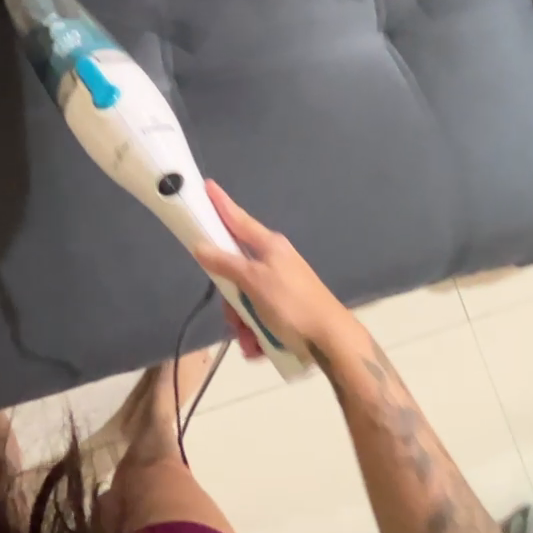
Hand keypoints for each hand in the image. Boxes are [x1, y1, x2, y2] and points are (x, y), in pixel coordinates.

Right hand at [192, 180, 357, 361]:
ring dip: (242, 322)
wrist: (332, 340)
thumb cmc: (292, 303)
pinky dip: (255, 332)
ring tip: (249, 339)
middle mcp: (273, 261)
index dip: (221, 204)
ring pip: (245, 298)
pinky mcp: (285, 308)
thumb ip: (225, 263)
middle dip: (230, 298)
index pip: (238, 219)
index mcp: (269, 246)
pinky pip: (258, 316)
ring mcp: (279, 285)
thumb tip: (200, 245)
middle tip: (232, 315)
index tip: (208, 186)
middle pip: (235, 270)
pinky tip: (258, 347)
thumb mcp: (254, 282)